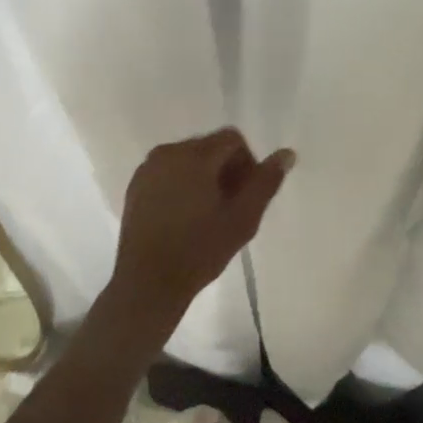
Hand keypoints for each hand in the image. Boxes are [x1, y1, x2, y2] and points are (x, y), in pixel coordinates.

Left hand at [109, 128, 293, 318]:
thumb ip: (266, 182)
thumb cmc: (200, 250)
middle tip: (231, 208)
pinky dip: (182, 184)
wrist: (148, 282)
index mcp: (195, 156)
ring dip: (204, 176)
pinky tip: (184, 217)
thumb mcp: (243, 219)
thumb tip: (287, 153)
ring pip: (188, 159)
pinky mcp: (135, 186)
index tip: (246, 196)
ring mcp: (147, 169)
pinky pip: (168, 172)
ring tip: (208, 214)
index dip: (247, 163)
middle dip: (226, 169)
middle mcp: (168, 152)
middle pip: (209, 146)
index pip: (232, 139)